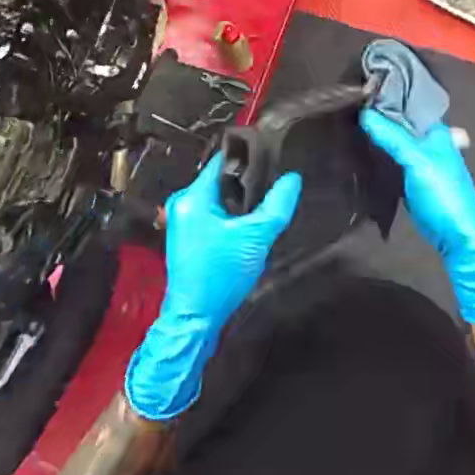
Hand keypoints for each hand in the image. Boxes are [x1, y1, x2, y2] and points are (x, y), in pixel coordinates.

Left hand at [124, 152, 301, 419]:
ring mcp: (182, 220)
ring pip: (219, 197)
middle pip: (221, 179)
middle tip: (272, 185)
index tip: (271, 155)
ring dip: (239, 201)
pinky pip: (213, 213)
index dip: (247, 156)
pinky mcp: (188, 235)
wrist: (195, 319)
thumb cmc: (220, 275)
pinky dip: (230, 215)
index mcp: (192, 196)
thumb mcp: (255, 238)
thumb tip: (292, 179)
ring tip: (264, 204)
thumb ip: (276, 206)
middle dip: (246, 183)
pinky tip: (248, 225)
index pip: (221, 160)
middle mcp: (183, 203)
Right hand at [360, 108, 474, 329]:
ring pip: (396, 140)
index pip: (409, 103)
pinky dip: (380, 153)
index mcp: (436, 130)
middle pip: (401, 122)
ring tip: (350, 121)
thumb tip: (365, 113)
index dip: (388, 95)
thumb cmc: (443, 193)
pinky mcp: (411, 179)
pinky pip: (392, 158)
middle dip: (380, 114)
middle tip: (349, 105)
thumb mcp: (417, 161)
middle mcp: (429, 141)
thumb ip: (393, 137)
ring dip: (379, 134)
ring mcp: (420, 161)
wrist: (457, 236)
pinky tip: (362, 148)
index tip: (361, 87)